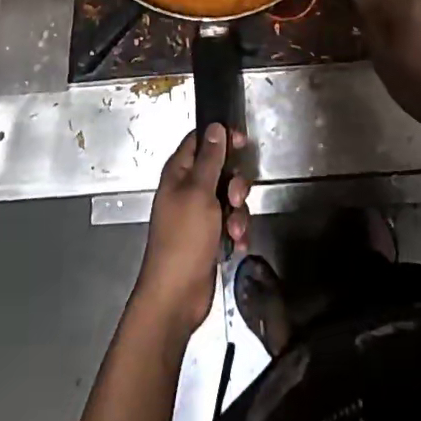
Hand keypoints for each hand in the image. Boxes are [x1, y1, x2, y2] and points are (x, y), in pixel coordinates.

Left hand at [132, 124, 250, 334]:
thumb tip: (215, 127)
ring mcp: (199, 213)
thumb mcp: (199, 193)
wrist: (177, 294)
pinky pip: (232, 222)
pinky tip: (236, 245)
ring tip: (234, 231)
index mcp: (178, 172)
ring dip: (239, 213)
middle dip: (236, 183)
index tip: (243, 141)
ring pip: (231, 198)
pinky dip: (237, 232)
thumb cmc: (184, 238)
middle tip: (236, 197)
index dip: (221, 137)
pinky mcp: (210, 235)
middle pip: (221, 170)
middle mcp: (188, 189)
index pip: (200, 141)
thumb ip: (210, 159)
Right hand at [344, 0, 420, 140]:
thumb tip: (358, 2)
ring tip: (394, 42)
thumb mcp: (383, 60)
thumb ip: (369, 25)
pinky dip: (418, 21)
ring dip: (399, 13)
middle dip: (376, 1)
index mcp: (405, 5)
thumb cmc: (420, 89)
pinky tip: (419, 48)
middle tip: (364, 24)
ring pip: (413, 2)